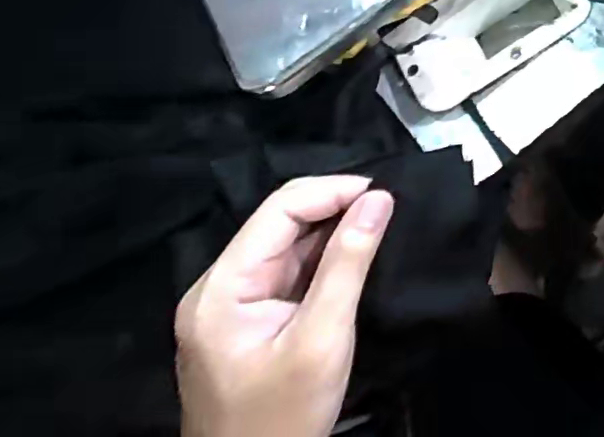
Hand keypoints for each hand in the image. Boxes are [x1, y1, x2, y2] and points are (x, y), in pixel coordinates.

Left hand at [175, 176, 394, 436]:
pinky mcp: (248, 315)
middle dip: (334, 205)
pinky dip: (324, 254)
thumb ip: (349, 262)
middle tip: (384, 206)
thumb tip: (379, 197)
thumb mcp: (322, 339)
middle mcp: (219, 285)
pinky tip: (353, 250)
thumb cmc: (283, 420)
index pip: (280, 209)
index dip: (332, 190)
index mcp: (222, 287)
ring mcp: (231, 301)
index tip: (382, 193)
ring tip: (376, 221)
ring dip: (332, 227)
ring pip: (288, 240)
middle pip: (281, 220)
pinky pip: (289, 266)